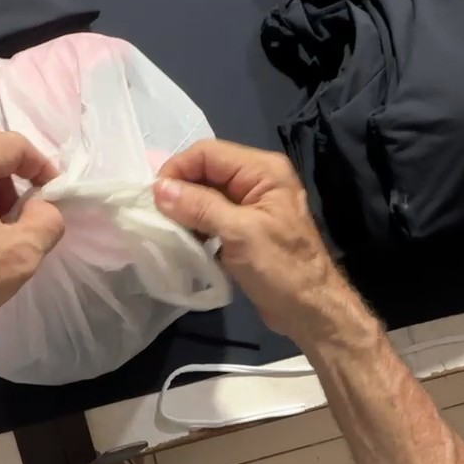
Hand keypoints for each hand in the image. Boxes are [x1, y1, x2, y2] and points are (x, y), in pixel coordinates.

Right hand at [152, 140, 372, 349]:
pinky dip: (197, 228)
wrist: (309, 310)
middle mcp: (257, 182)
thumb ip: (200, 207)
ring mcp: (252, 207)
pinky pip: (213, 220)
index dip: (178, 169)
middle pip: (206, 172)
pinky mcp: (246, 232)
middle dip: (179, 190)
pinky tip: (184, 242)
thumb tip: (159, 189)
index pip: (209, 153)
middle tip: (155, 215)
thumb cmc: (281, 269)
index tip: (153, 197)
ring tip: (166, 230)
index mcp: (263, 171)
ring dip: (186, 211)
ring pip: (207, 197)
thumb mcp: (239, 233)